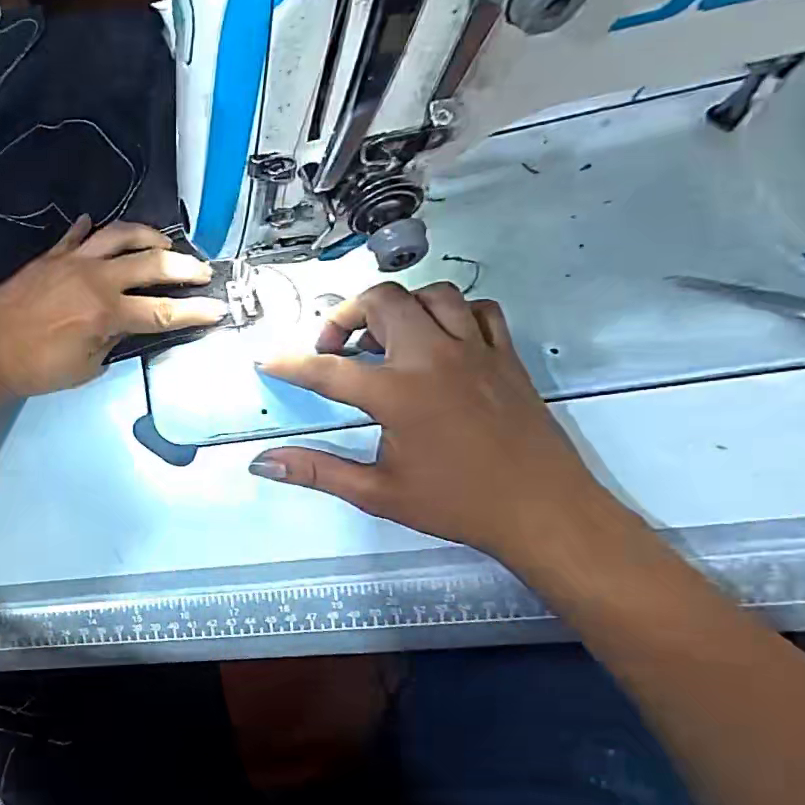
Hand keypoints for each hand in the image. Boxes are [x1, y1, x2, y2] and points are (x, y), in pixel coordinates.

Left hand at [0, 217, 226, 396]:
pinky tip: (98, 226)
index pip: (163, 311)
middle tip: (202, 271)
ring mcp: (72, 261)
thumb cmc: (37, 369)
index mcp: (108, 312)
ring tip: (163, 243)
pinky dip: (92, 230)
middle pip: (151, 263)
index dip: (195, 312)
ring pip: (119, 234)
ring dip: (147, 235)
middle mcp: (96, 278)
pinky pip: (77, 235)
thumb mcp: (85, 367)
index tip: (218, 310)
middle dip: (184, 267)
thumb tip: (126, 326)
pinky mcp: (50, 257)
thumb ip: (112, 343)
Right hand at [250, 282, 615, 560]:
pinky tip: (439, 342)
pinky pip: (477, 310)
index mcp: (398, 393)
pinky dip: (451, 314)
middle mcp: (435, 357)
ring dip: (398, 309)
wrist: (540, 509)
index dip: (291, 364)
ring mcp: (476, 349)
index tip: (268, 361)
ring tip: (384, 342)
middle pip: (382, 302)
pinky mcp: (505, 354)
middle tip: (334, 350)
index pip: (329, 370)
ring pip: (431, 295)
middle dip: (346, 317)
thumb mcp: (377, 493)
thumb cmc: (455, 504)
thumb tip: (264, 463)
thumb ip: (318, 471)